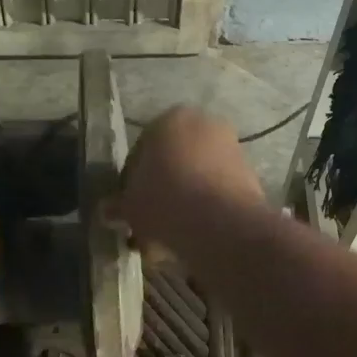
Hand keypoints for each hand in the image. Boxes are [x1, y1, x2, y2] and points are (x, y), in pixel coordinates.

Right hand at [116, 106, 266, 250]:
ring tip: (167, 236)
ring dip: (180, 204)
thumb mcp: (130, 206)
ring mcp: (230, 147)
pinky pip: (215, 192)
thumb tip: (107, 210)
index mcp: (168, 119)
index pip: (140, 149)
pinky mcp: (249, 174)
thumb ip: (118, 205)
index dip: (130, 182)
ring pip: (194, 178)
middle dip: (159, 192)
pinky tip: (190, 236)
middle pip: (171, 162)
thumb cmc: (164, 201)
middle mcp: (203, 124)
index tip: (128, 207)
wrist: (221, 223)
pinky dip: (203, 210)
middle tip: (147, 222)